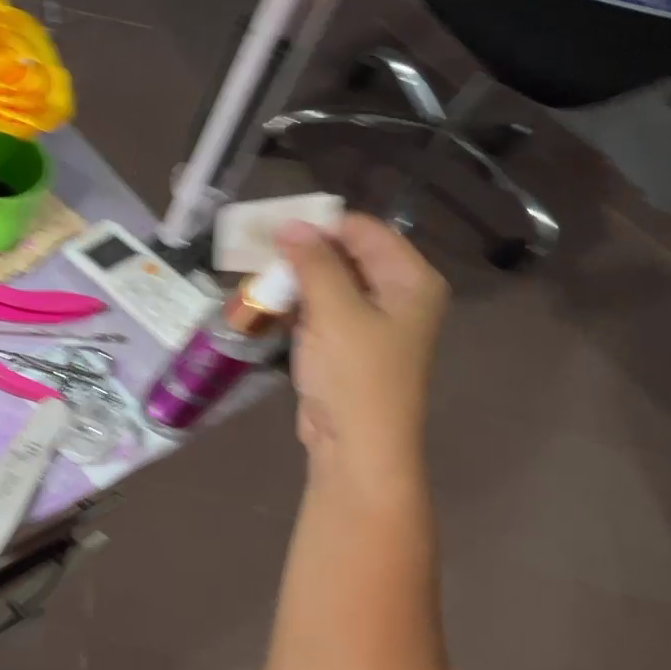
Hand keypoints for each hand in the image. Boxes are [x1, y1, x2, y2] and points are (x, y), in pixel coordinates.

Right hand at [276, 214, 448, 480]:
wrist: (356, 443)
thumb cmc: (355, 375)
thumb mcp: (334, 313)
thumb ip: (314, 265)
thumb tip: (291, 226)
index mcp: (411, 280)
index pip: (367, 232)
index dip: (323, 226)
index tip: (275, 230)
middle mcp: (397, 296)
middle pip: (349, 258)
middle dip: (305, 255)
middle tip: (260, 256)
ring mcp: (372, 325)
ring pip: (331, 287)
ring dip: (296, 284)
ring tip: (259, 282)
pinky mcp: (347, 349)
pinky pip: (322, 315)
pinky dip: (297, 309)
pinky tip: (270, 311)